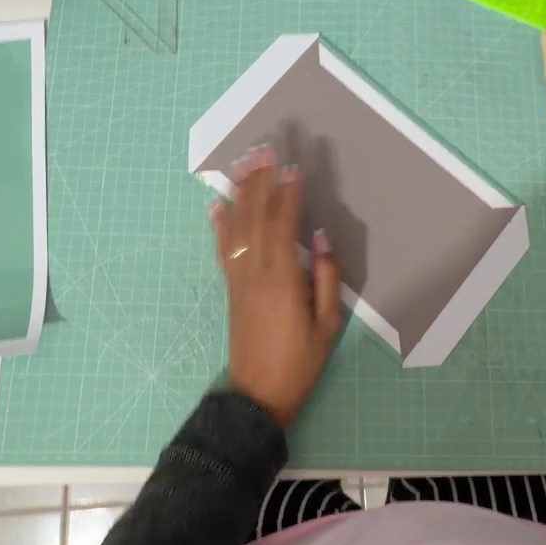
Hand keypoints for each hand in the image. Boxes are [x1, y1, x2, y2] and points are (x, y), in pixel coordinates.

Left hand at [212, 147, 343, 426]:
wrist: (257, 396)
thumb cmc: (300, 362)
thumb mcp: (328, 325)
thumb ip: (326, 277)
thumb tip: (321, 235)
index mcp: (284, 279)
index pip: (285, 224)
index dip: (289, 194)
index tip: (292, 165)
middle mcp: (256, 271)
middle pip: (257, 217)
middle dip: (261, 181)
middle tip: (264, 149)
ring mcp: (239, 278)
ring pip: (238, 226)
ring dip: (241, 192)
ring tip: (244, 163)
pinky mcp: (231, 287)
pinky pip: (224, 249)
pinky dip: (220, 225)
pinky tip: (218, 204)